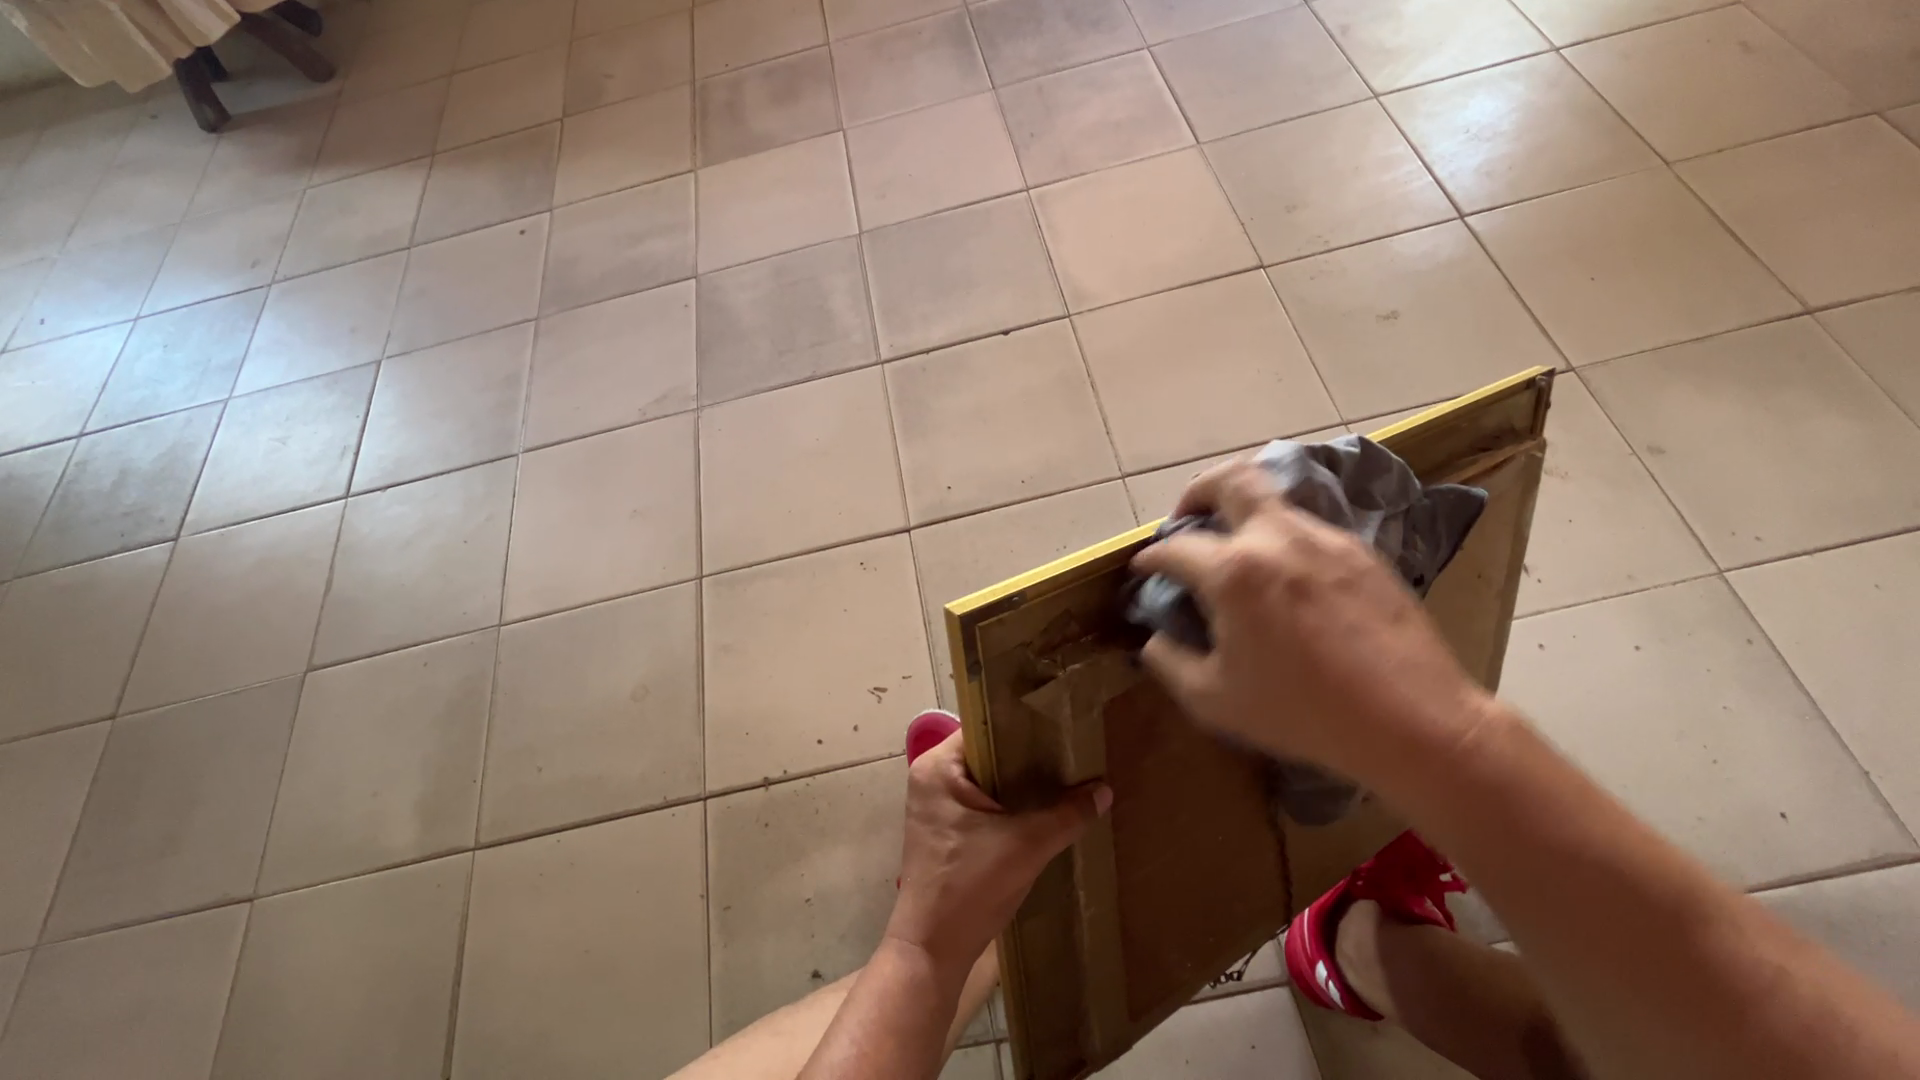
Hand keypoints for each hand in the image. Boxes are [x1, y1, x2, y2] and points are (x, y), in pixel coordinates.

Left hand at [886, 732, 1109, 974]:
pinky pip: (984, 802)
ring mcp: (936, 806)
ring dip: (1022, 784)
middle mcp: (932, 778)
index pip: (986, 727)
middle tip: (1072, 751)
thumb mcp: (1026, 846)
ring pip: (988, 780)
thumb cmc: (971, 887)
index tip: (1063, 726)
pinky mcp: (946, 830)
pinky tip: (1045, 809)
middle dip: (1029, 756)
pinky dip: (1011, 805)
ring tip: (1066, 776)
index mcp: (939, 767)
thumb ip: (1067, 814)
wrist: (935, 949)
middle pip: (989, 753)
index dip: (1024, 726)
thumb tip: (1106, 790)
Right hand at [1131, 461, 1494, 783]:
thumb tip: (1155, 637)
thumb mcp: (1214, 700)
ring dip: (1246, 520)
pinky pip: (1311, 532)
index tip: (1144, 569)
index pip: (1175, 548)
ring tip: (1241, 560)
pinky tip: (1289, 584)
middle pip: (1231, 479)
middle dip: (1198, 492)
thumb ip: (1170, 661)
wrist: (1412, 721)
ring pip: (1276, 504)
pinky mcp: (1364, 554)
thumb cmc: (1302, 714)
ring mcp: (1327, 540)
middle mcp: (1278, 539)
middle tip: (1189, 519)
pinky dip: (1284, 543)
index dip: (1150, 558)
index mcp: (1234, 573)